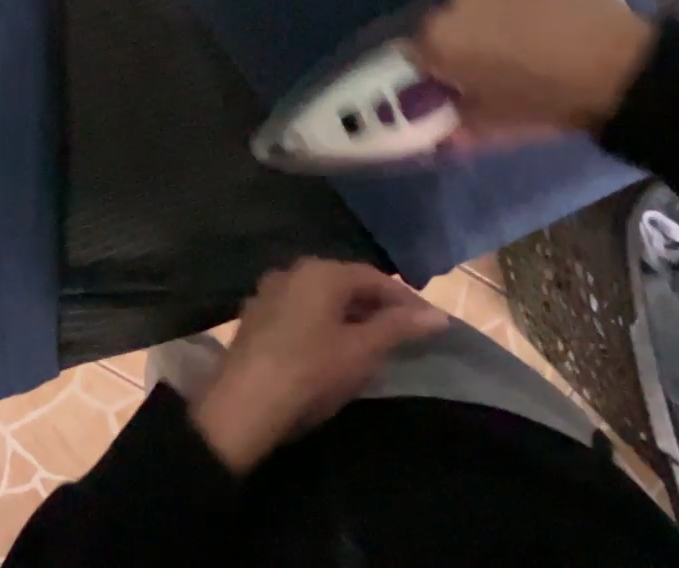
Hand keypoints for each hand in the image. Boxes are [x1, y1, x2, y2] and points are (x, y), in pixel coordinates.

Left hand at [190, 259, 448, 473]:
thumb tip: (437, 315)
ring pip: (320, 298)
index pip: (374, 277)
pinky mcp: (254, 317)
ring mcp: (269, 292)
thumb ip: (400, 328)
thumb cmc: (310, 373)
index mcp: (322, 271)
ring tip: (369, 343)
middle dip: (375, 307)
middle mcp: (293, 271)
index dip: (405, 300)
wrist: (241, 407)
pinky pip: (299, 312)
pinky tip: (329, 349)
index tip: (428, 323)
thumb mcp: (362, 352)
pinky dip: (320, 325)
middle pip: (345, 284)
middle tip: (401, 334)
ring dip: (347, 316)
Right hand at [411, 0, 655, 142]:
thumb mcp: (496, 127)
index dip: (436, 68)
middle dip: (467, 38)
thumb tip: (443, 133)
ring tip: (532, 38)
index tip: (457, 82)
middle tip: (497, 62)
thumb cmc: (545, 102)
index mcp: (441, 40)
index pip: (418, 51)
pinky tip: (556, 20)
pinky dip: (531, 0)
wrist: (617, 69)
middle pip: (452, 19)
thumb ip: (458, 127)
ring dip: (498, 16)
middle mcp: (461, 0)